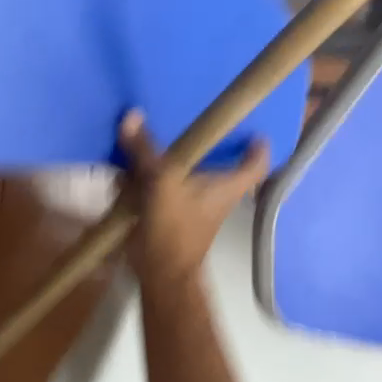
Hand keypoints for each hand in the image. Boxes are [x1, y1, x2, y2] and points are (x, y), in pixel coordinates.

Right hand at [117, 109, 268, 286]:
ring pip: (183, 175)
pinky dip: (143, 178)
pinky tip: (123, 168)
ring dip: (167, 160)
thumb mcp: (160, 179)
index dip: (258, 149)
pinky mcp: (167, 213)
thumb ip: (145, 149)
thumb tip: (133, 115)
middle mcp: (212, 193)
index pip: (254, 165)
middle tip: (195, 121)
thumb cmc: (175, 223)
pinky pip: (158, 189)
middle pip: (217, 166)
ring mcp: (189, 205)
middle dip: (206, 147)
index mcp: (226, 186)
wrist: (160, 267)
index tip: (255, 132)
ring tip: (153, 136)